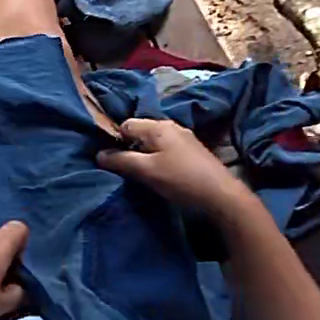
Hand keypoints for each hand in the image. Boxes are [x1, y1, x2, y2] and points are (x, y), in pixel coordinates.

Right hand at [98, 118, 258, 220]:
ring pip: (153, 141)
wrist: (220, 194)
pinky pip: (165, 149)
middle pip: (140, 131)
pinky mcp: (192, 152)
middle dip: (129, 147)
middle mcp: (171, 126)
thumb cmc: (180, 179)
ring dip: (144, 154)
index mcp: (158, 126)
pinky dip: (158, 158)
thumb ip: (122, 161)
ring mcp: (183, 138)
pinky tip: (160, 174)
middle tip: (125, 169)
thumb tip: (99, 154)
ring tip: (141, 173)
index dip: (115, 140)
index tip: (112, 160)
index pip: (126, 124)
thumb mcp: (146, 171)